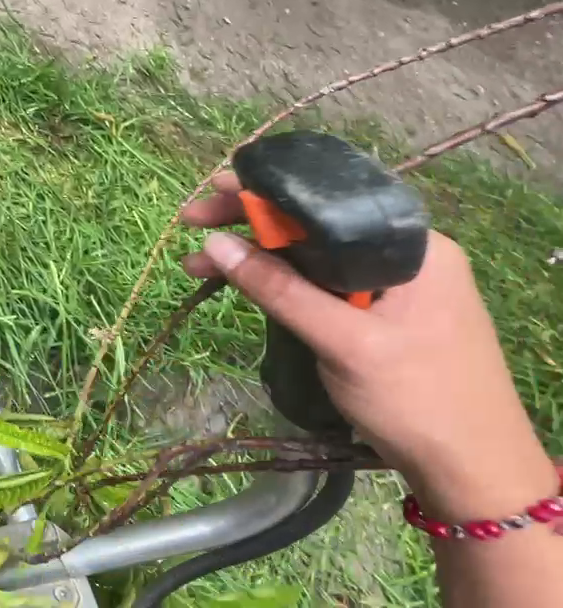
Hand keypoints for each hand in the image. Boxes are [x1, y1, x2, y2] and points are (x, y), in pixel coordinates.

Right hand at [179, 172, 552, 519]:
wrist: (474, 473)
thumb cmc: (421, 401)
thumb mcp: (343, 342)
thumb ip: (279, 289)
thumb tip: (212, 243)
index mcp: (416, 251)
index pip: (327, 203)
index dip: (264, 191)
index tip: (211, 191)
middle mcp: (403, 257)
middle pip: (310, 224)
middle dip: (246, 221)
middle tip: (190, 221)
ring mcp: (389, 285)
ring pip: (304, 253)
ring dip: (250, 254)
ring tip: (195, 265)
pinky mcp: (373, 311)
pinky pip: (311, 280)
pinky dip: (269, 279)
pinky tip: (233, 284)